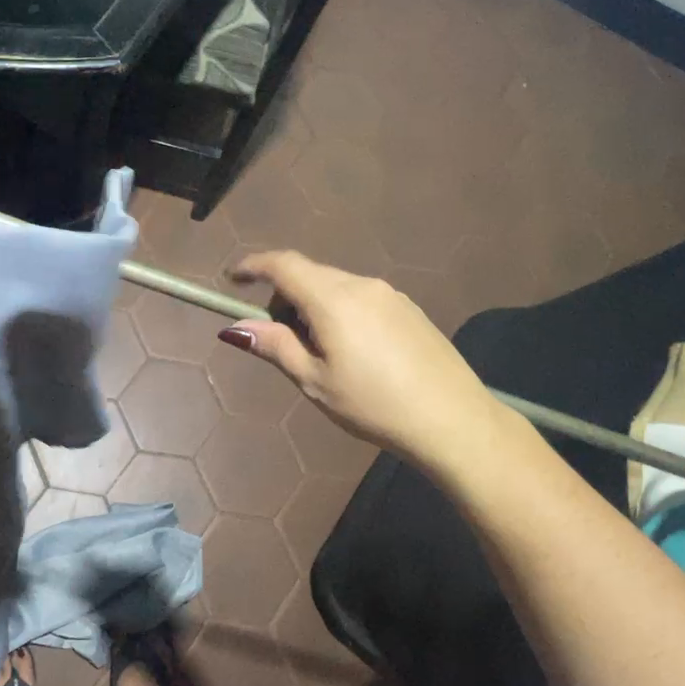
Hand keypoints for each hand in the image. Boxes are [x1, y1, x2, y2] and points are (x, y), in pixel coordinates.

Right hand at [221, 251, 506, 467]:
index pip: (283, 265)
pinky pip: (359, 297)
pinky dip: (338, 311)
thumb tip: (235, 328)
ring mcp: (389, 294)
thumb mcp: (314, 380)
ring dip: (311, 306)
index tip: (232, 278)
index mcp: (333, 300)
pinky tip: (350, 353)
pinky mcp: (408, 309)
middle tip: (277, 339)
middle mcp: (361, 285)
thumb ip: (275, 347)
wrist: (452, 420)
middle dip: (282, 296)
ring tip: (317, 353)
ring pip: (334, 286)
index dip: (253, 266)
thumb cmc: (373, 404)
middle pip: (308, 274)